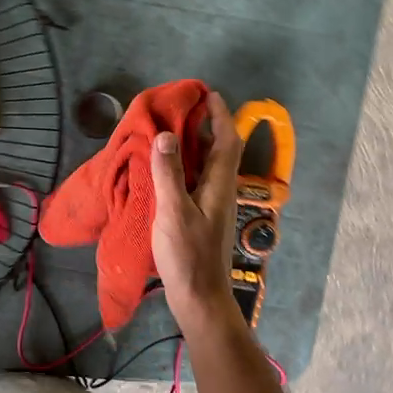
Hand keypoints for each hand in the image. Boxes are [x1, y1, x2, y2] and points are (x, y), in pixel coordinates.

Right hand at [151, 92, 245, 333]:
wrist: (199, 298)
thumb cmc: (188, 255)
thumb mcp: (174, 212)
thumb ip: (169, 174)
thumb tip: (166, 134)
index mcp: (220, 186)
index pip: (226, 141)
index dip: (220, 116)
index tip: (208, 95)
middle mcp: (221, 193)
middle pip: (220, 152)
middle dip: (207, 127)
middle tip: (184, 110)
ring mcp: (212, 208)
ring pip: (207, 168)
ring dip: (194, 148)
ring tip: (170, 133)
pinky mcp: (201, 220)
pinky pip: (196, 183)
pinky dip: (184, 169)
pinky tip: (165, 173)